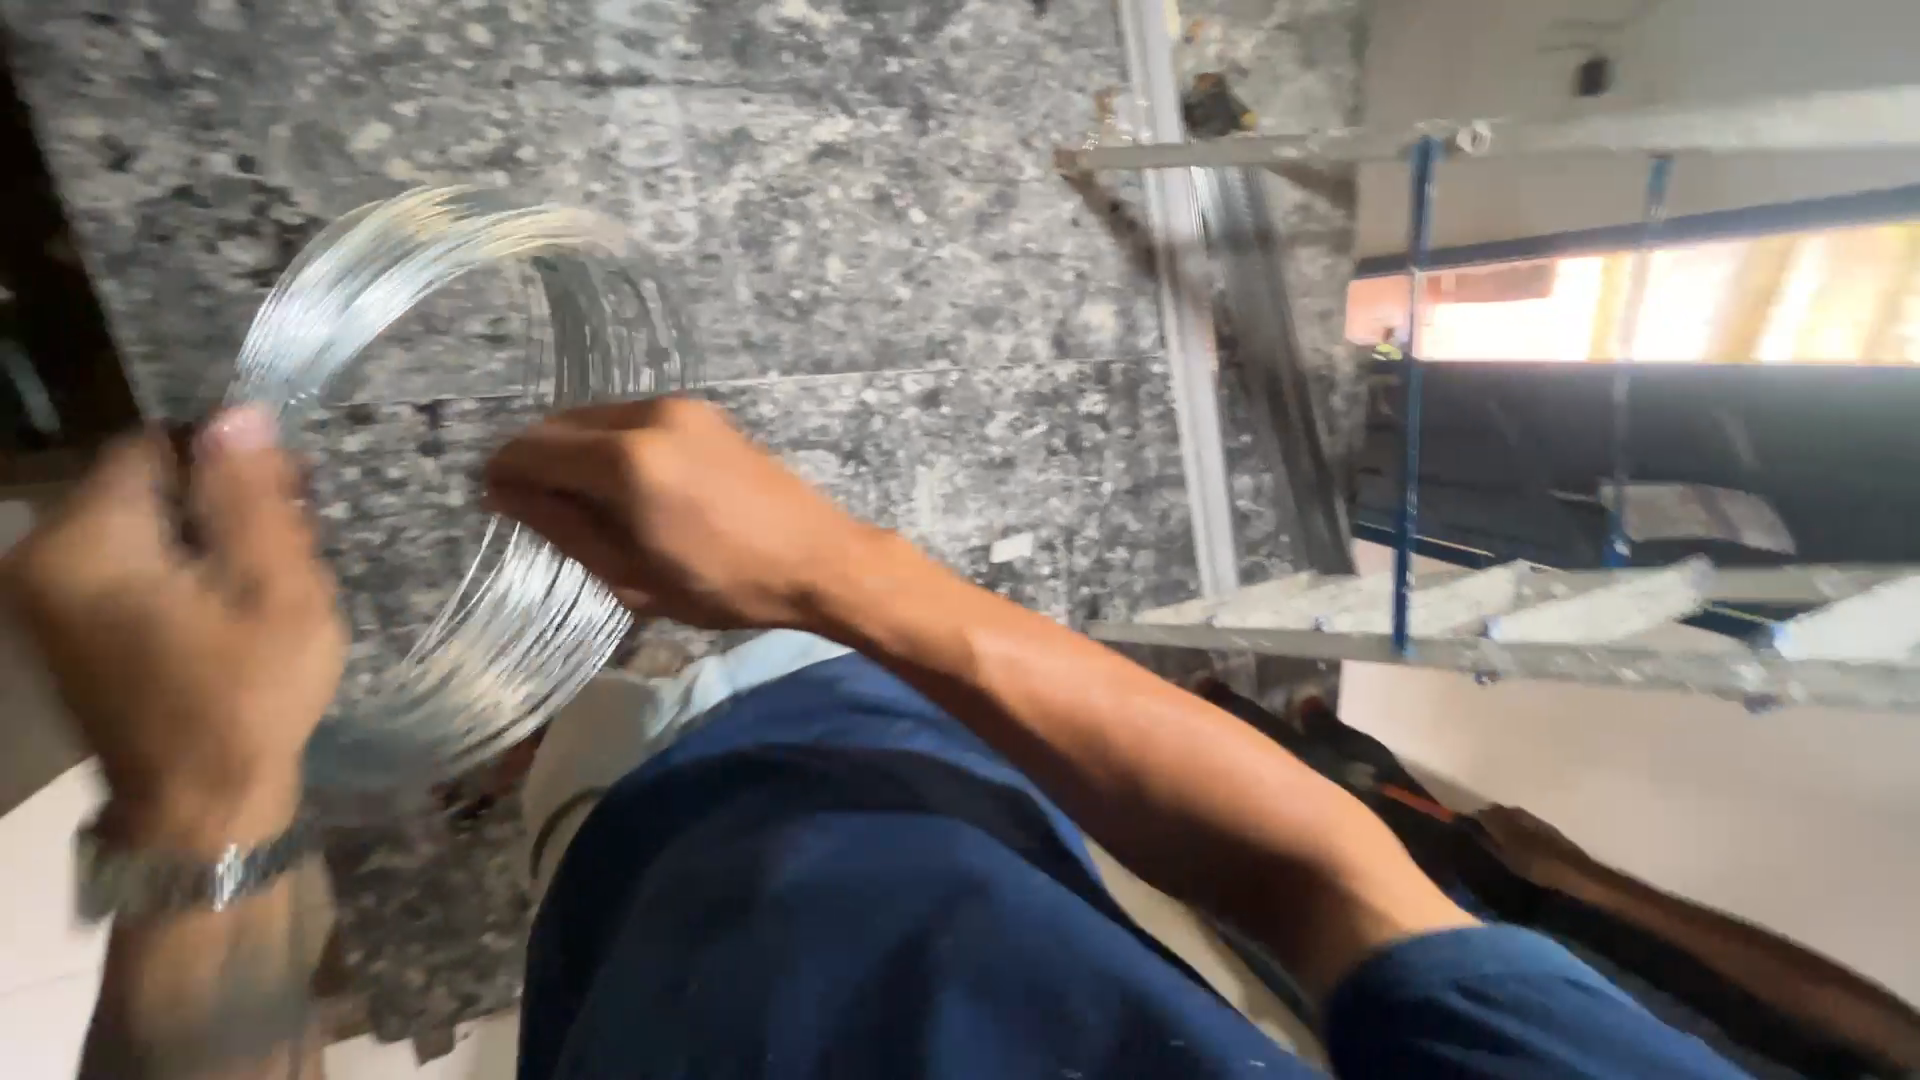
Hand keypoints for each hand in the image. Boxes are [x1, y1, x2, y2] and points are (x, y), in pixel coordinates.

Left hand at [0, 407, 344, 848]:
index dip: (233, 461)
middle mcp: (43, 558)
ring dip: (217, 539)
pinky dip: (192, 569)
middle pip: (147, 486)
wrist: (203, 795)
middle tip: (293, 554)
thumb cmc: (252, 689)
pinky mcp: (69, 624)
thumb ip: (252, 499)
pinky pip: (135, 563)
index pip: (155, 447)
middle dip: (229, 505)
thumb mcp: (276, 588)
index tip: (293, 504)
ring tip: (270, 588)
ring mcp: (48, 595)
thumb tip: (240, 414)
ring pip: (148, 524)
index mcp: (87, 544)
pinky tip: (236, 607)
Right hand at [485, 396, 889, 630]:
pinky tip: (637, 486)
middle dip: (540, 463)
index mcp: (625, 461)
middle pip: (558, 424)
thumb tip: (508, 493)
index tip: (511, 512)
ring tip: (601, 506)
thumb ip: (565, 529)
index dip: (505, 480)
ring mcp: (683, 407)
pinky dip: (616, 444)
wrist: (818, 558)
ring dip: (579, 452)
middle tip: (555, 515)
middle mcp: (649, 415)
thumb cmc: (727, 585)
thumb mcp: (633, 578)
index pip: (526, 450)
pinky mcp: (707, 411)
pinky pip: (635, 417)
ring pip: (597, 417)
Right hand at [1474, 805, 1593, 889]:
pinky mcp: (1547, 828)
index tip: (1466, 830)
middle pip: (1496, 811)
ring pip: (1511, 816)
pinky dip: (1518, 829)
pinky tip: (1521, 843)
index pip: (1480, 812)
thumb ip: (1486, 841)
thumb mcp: (1505, 857)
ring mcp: (1534, 818)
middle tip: (1483, 835)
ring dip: (1504, 824)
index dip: (1472, 820)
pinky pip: (1524, 823)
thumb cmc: (1536, 865)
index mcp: (1503, 817)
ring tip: (1501, 840)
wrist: (1577, 872)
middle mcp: (1516, 812)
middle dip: (1488, 819)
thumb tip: (1469, 828)